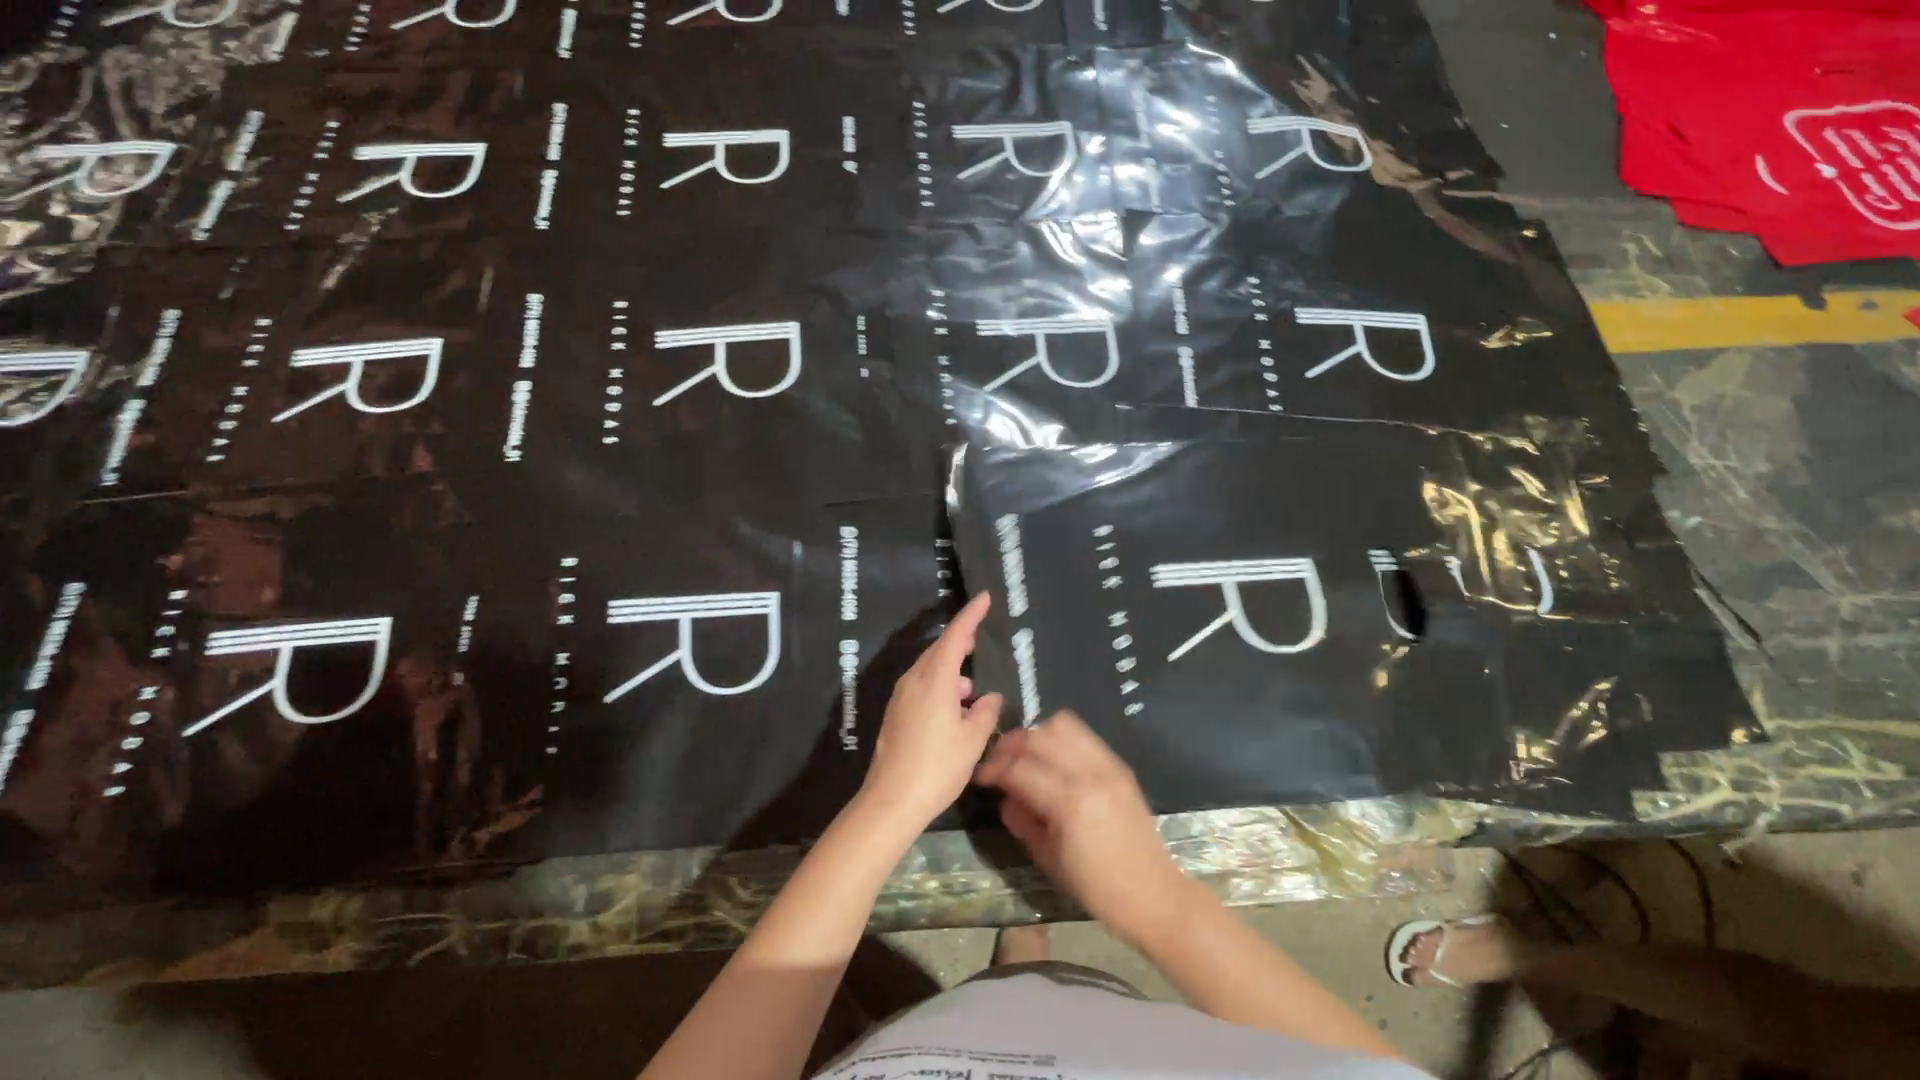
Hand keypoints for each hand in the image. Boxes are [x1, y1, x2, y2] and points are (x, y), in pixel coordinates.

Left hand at [857, 592, 1003, 831]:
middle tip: (980, 635)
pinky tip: (955, 709)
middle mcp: (914, 682)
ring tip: (973, 686)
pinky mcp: (896, 715)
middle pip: (939, 650)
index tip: (985, 598)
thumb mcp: (972, 741)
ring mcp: (901, 698)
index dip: (971, 616)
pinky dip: (941, 687)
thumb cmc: (938, 766)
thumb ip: (985, 713)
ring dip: (951, 670)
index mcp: (935, 680)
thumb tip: (989, 698)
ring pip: (929, 670)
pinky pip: (922, 687)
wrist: (892, 800)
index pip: (955, 637)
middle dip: (960, 640)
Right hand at [974, 711, 1194, 944]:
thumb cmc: (1095, 887)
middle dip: (1011, 745)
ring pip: (1062, 725)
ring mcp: (1108, 766)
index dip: (992, 768)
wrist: (1152, 892)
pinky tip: (1053, 762)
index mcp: (1069, 803)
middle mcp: (1089, 775)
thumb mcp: (1047, 858)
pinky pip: (1084, 736)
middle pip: (1038, 737)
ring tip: (1026, 757)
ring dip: (1037, 737)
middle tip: (998, 763)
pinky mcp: (1120, 766)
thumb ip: (1021, 819)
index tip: (979, 776)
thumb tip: (1005, 794)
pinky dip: (1061, 740)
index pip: (1019, 768)